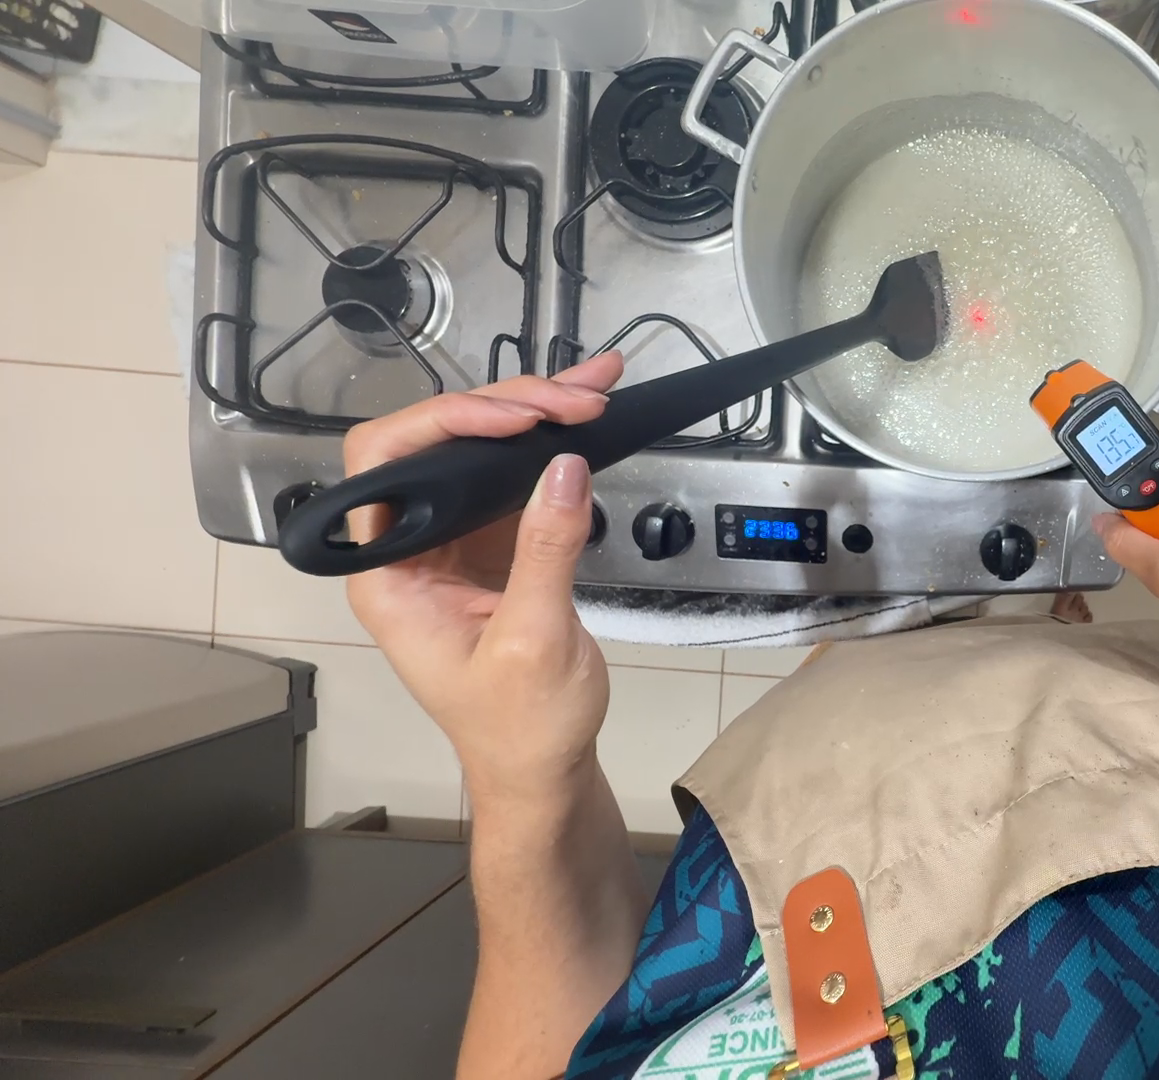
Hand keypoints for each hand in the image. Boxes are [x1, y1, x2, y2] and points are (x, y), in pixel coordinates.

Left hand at [342, 351, 624, 800]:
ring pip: (487, 457)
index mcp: (392, 571)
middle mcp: (417, 547)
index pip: (390, 464)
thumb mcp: (534, 640)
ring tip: (597, 385)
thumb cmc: (522, 722)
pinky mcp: (504, 550)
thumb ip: (545, 551)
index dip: (449, 424)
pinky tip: (591, 422)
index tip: (525, 420)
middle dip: (510, 407)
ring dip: (541, 416)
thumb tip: (567, 467)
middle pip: (442, 446)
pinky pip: (523, 484)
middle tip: (581, 395)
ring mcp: (462, 545)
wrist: (544, 763)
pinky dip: (559, 450)